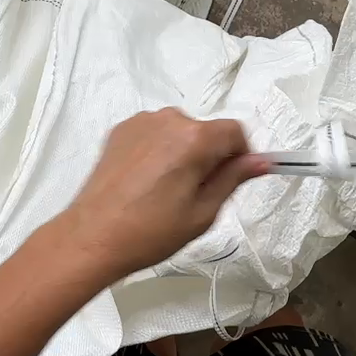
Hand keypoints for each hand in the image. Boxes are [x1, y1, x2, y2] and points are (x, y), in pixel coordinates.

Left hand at [52, 109, 268, 280]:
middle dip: (209, 156)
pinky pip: (155, 133)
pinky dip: (159, 150)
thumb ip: (234, 179)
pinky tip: (145, 181)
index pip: (235, 131)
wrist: (92, 236)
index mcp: (194, 137)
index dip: (240, 155)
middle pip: (206, 131)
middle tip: (194, 195)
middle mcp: (169, 118)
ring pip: (180, 131)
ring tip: (166, 190)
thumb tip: (263, 161)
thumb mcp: (203, 212)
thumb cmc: (152, 231)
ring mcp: (142, 121)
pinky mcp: (121, 129)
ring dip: (183, 152)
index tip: (231, 180)